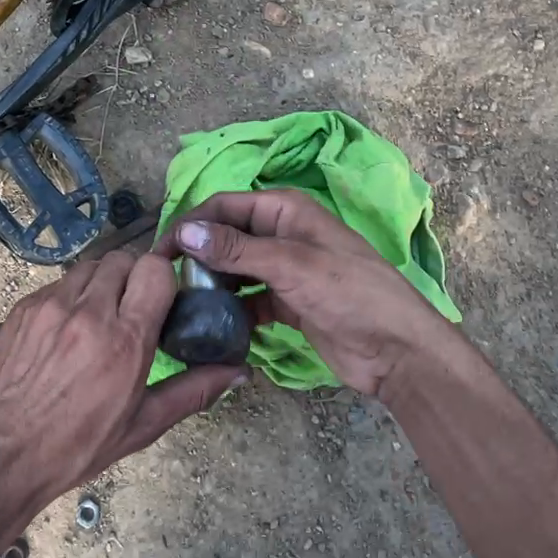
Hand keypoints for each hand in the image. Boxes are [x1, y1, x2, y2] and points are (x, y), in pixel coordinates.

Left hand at [0, 250, 246, 549]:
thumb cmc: (73, 448)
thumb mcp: (140, 427)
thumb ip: (193, 391)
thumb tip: (238, 371)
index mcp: (125, 341)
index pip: (156, 270)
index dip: (164, 278)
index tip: (163, 298)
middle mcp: (89, 312)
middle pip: (124, 259)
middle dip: (134, 276)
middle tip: (132, 306)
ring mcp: (52, 305)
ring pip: (91, 265)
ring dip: (102, 281)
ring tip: (100, 314)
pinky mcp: (24, 306)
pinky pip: (59, 282)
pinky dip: (71, 294)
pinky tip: (68, 325)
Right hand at [152, 189, 450, 396]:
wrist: (399, 351)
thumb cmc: (350, 294)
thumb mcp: (291, 265)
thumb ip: (236, 249)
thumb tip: (184, 231)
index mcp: (284, 209)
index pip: (224, 206)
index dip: (190, 224)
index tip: (159, 253)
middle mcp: (281, 233)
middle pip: (226, 237)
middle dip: (196, 256)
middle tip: (164, 285)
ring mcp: (285, 270)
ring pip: (235, 269)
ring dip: (211, 283)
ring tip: (181, 306)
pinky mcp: (287, 303)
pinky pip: (248, 300)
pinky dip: (231, 310)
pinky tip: (211, 326)